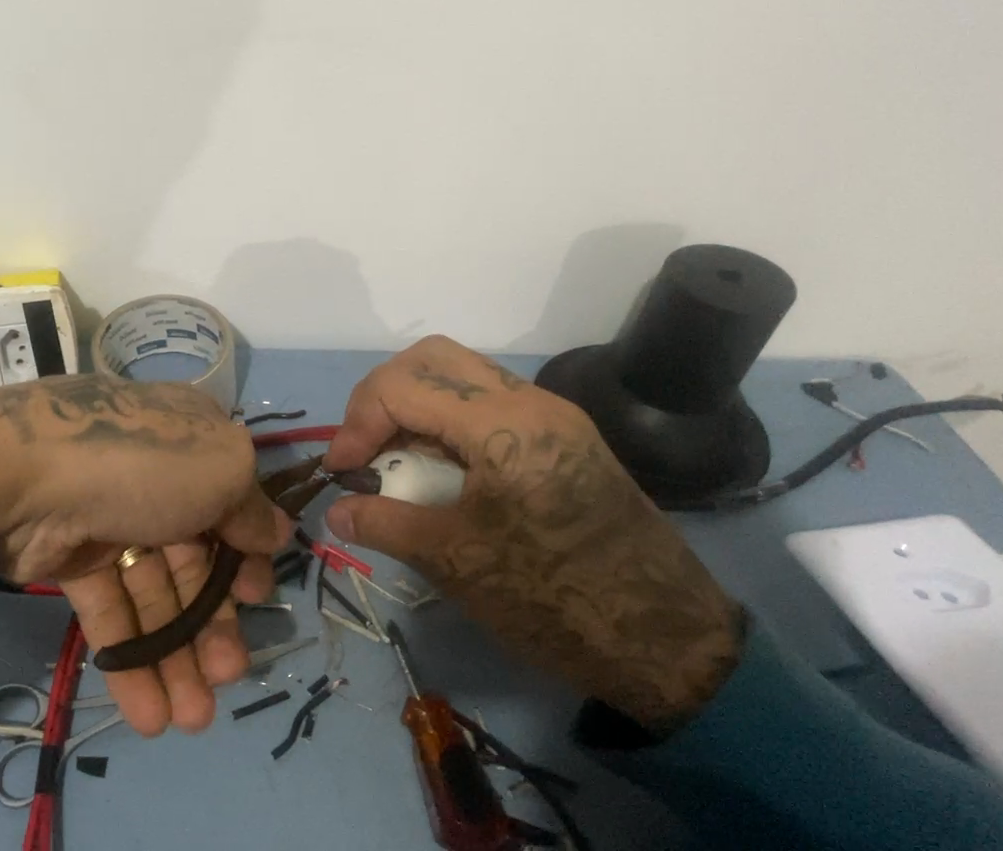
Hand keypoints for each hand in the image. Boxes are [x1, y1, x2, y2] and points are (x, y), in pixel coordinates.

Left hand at [0, 376, 289, 736]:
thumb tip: (272, 532)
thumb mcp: (222, 470)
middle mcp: (150, 476)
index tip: (257, 599)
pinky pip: (108, 606)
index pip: (229, 506)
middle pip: (192, 558)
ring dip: (174, 655)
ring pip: (152, 592)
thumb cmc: (140, 464)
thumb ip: (250, 509)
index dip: (245, 557)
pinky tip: (148, 712)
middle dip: (212, 623)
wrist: (19, 474)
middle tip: (228, 679)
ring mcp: (107, 516)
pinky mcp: (68, 554)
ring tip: (192, 719)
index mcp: (189, 443)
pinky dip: (129, 655)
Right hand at [322, 337, 741, 731]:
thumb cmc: (552, 599)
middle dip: (381, 397)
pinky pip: (488, 403)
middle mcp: (531, 403)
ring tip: (393, 459)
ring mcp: (553, 417)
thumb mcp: (453, 561)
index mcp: (505, 426)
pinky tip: (436, 469)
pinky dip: (446, 421)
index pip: (403, 386)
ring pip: (461, 374)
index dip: (357, 423)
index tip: (341, 472)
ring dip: (414, 406)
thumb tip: (335, 511)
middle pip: (431, 358)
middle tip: (364, 448)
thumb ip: (383, 524)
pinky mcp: (563, 438)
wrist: (667, 642)